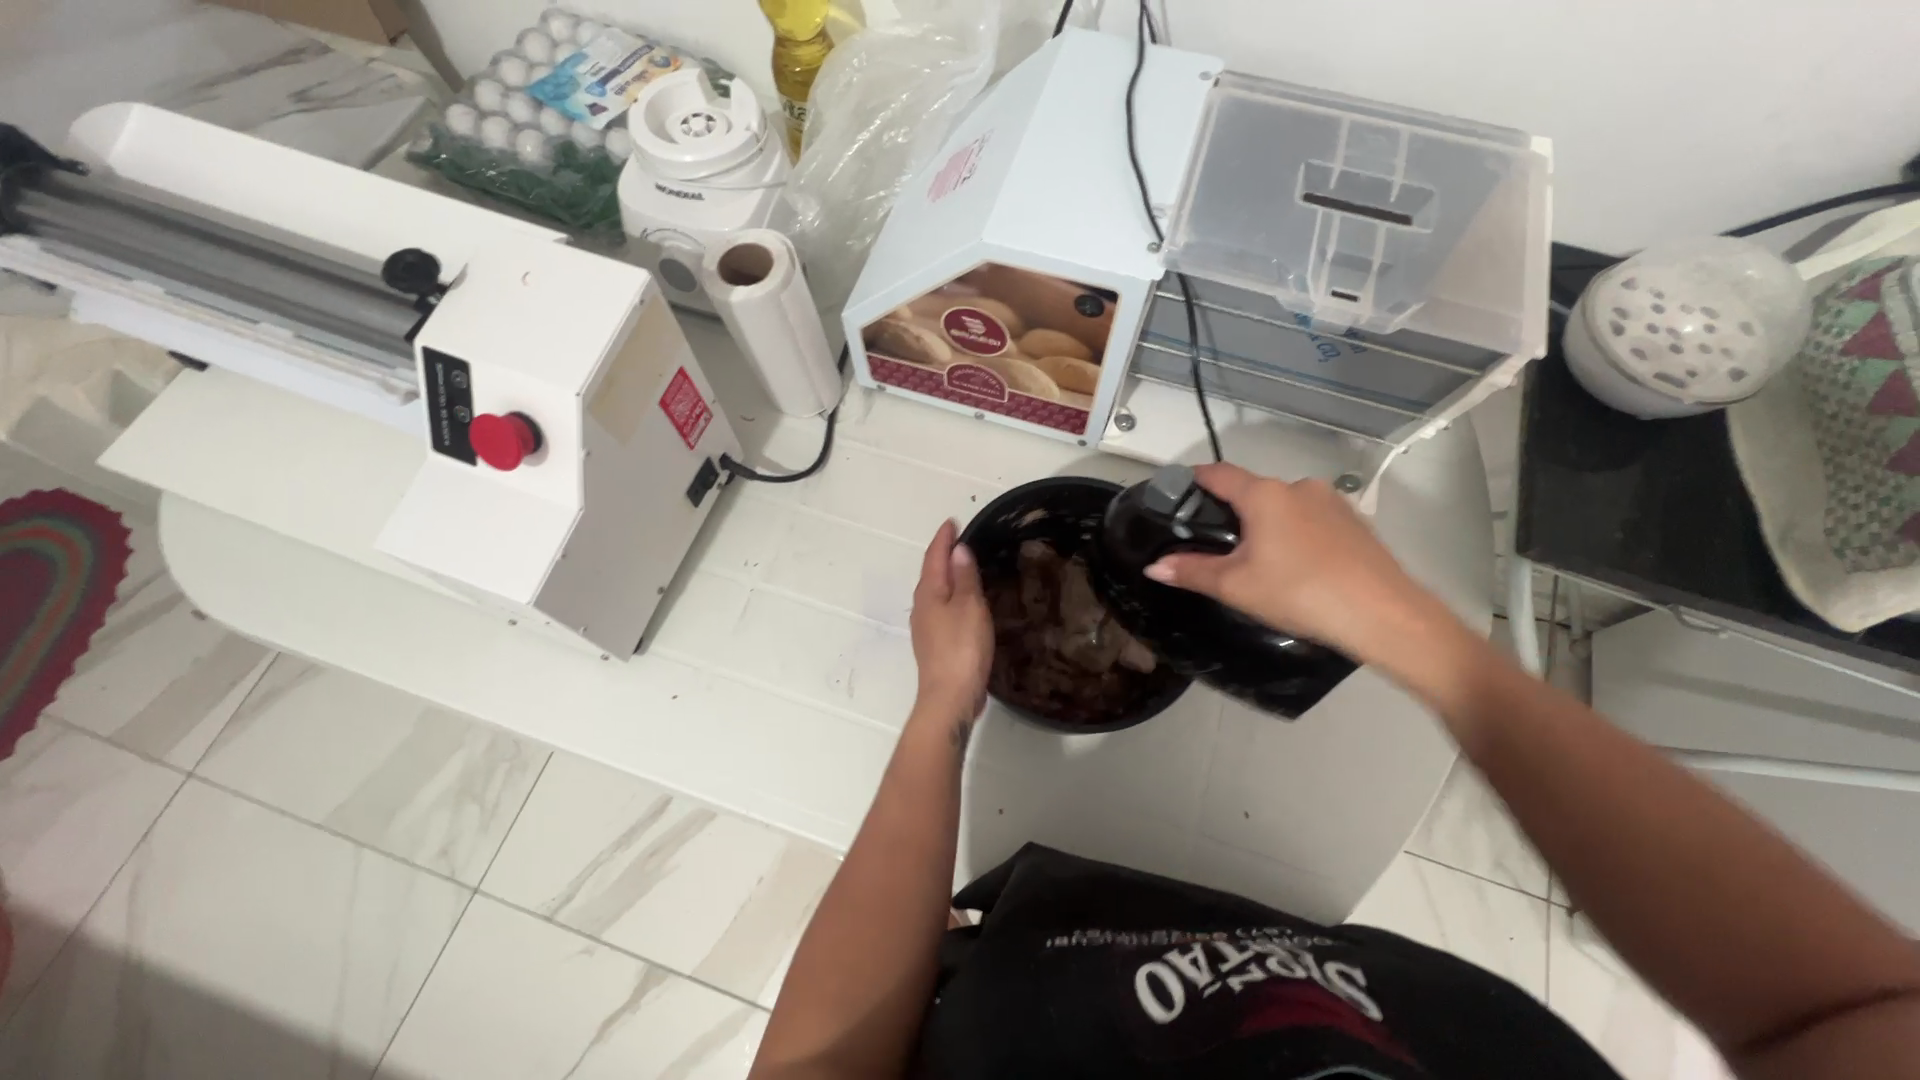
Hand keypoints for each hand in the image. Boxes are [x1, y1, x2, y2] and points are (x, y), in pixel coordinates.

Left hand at [910, 519, 993, 725]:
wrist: (949, 698)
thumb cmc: (962, 649)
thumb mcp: (970, 607)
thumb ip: (965, 577)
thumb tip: (957, 550)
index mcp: (929, 593)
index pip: (934, 557)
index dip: (944, 539)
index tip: (952, 522)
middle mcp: (922, 608)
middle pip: (931, 573)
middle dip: (943, 555)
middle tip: (958, 540)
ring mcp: (926, 628)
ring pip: (935, 592)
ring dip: (946, 576)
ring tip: (962, 567)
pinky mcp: (934, 645)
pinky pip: (941, 609)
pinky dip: (951, 597)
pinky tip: (962, 604)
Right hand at [1143, 464, 1444, 663]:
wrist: (1383, 614)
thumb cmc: (1299, 593)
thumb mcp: (1236, 586)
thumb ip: (1192, 571)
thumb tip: (1153, 566)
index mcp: (1264, 494)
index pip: (1217, 474)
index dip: (1193, 480)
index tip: (1175, 495)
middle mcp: (1298, 487)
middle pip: (1252, 492)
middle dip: (1232, 514)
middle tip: (1217, 548)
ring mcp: (1332, 502)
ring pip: (1284, 508)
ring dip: (1268, 527)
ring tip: (1260, 564)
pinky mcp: (1355, 523)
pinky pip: (1312, 522)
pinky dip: (1296, 537)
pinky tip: (1298, 569)